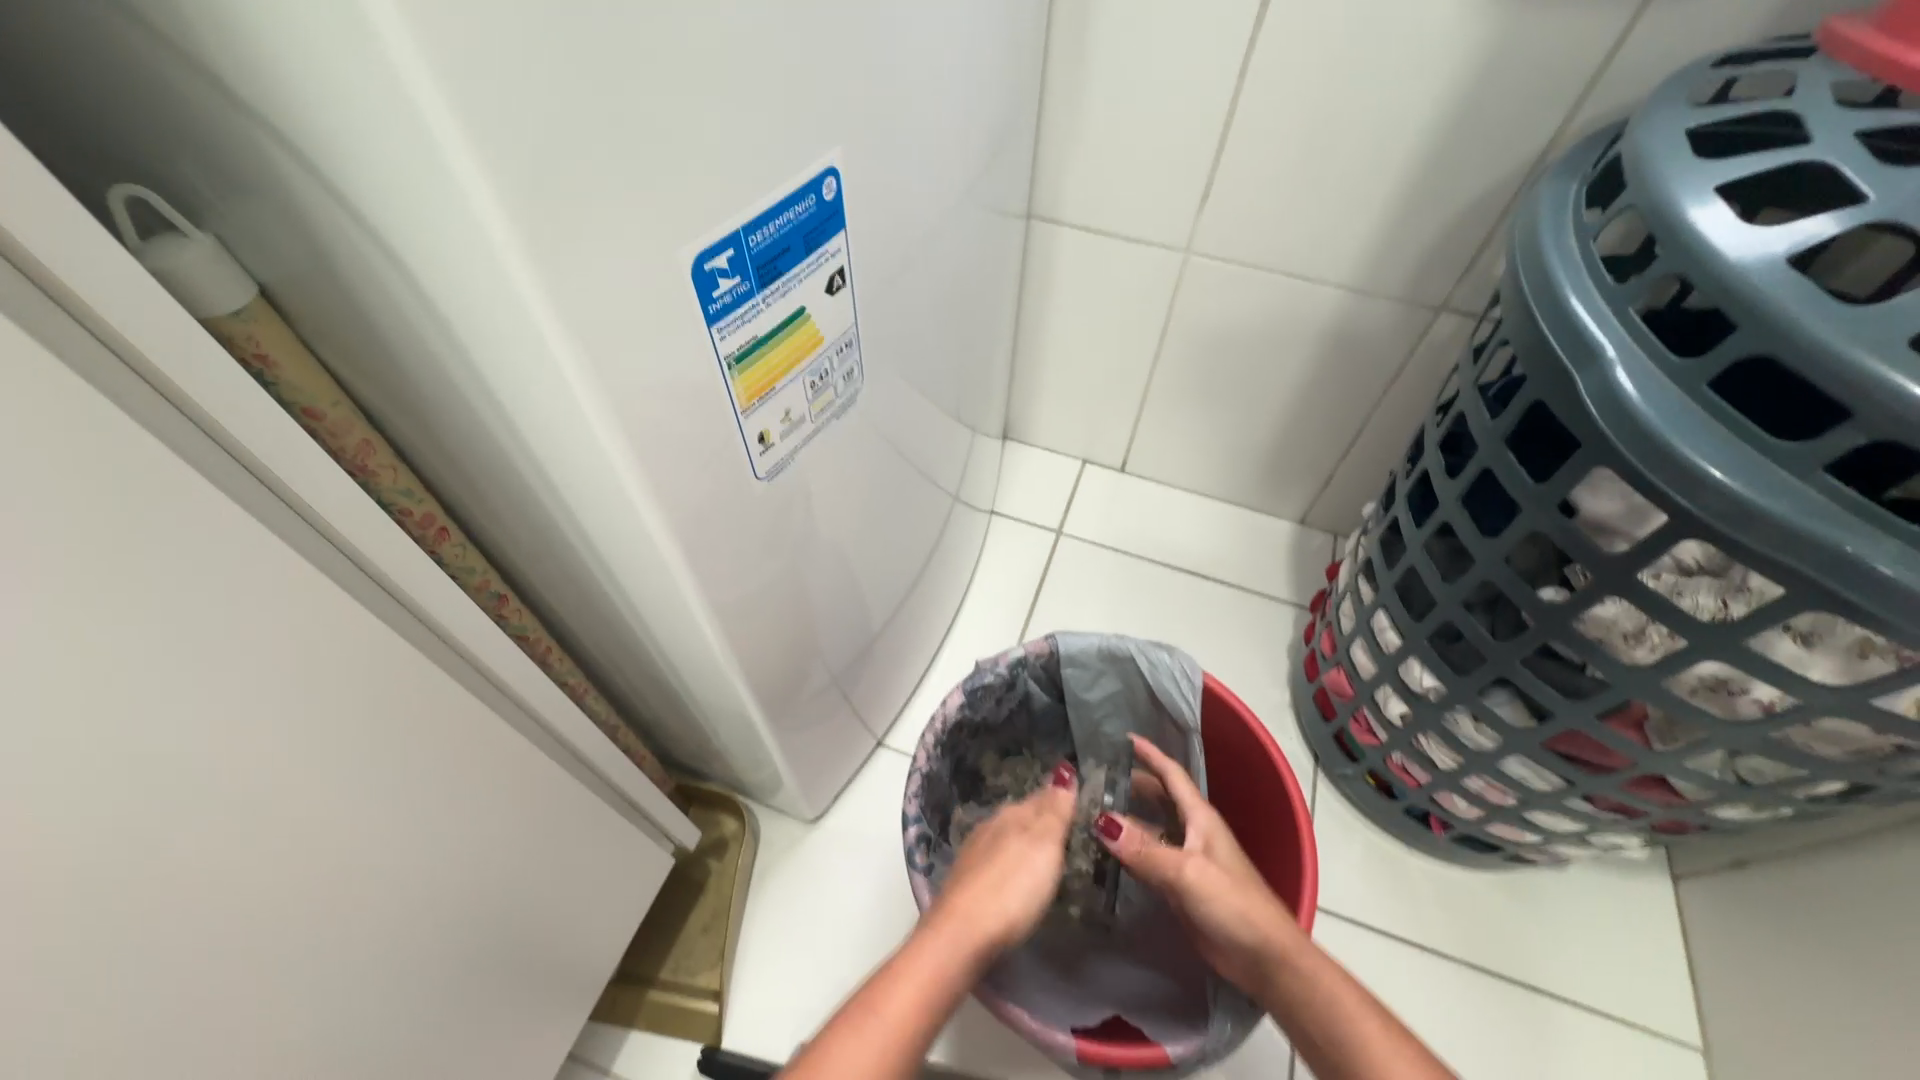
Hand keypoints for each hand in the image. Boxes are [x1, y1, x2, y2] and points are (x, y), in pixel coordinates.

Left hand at [925, 764, 1076, 960]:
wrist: (960, 934)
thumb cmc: (1011, 889)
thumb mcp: (1043, 845)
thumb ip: (1054, 808)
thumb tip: (1063, 768)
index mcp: (1010, 815)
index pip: (1040, 795)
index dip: (1059, 795)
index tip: (1078, 797)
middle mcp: (990, 827)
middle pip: (1022, 816)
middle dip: (1042, 819)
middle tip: (1069, 828)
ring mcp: (975, 854)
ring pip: (1006, 838)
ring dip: (1025, 842)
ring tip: (1047, 854)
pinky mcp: (967, 882)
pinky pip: (996, 861)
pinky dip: (1011, 864)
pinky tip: (1018, 877)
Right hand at [1096, 735, 1298, 997]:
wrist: (1264, 958)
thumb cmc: (1233, 904)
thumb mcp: (1187, 872)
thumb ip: (1144, 848)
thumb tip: (1100, 820)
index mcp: (1200, 818)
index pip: (1172, 775)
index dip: (1150, 755)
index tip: (1123, 738)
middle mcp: (1193, 833)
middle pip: (1159, 800)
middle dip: (1131, 785)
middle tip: (1094, 777)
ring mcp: (1187, 862)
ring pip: (1151, 830)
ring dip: (1126, 820)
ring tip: (1090, 811)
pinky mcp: (1181, 889)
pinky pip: (1149, 860)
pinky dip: (1128, 853)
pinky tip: (1106, 855)